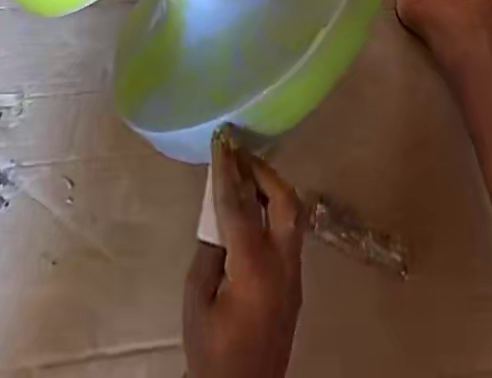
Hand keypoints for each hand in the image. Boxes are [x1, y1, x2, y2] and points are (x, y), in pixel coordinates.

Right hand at [183, 129, 304, 377]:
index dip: (227, 171)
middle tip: (237, 151)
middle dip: (263, 171)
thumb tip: (218, 220)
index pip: (239, 206)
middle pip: (285, 203)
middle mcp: (283, 267)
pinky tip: (252, 204)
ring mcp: (294, 276)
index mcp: (254, 269)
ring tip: (245, 170)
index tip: (220, 141)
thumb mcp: (197, 298)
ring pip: (293, 216)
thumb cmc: (211, 349)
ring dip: (271, 187)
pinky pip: (289, 233)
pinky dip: (272, 208)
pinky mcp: (294, 285)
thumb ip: (209, 252)